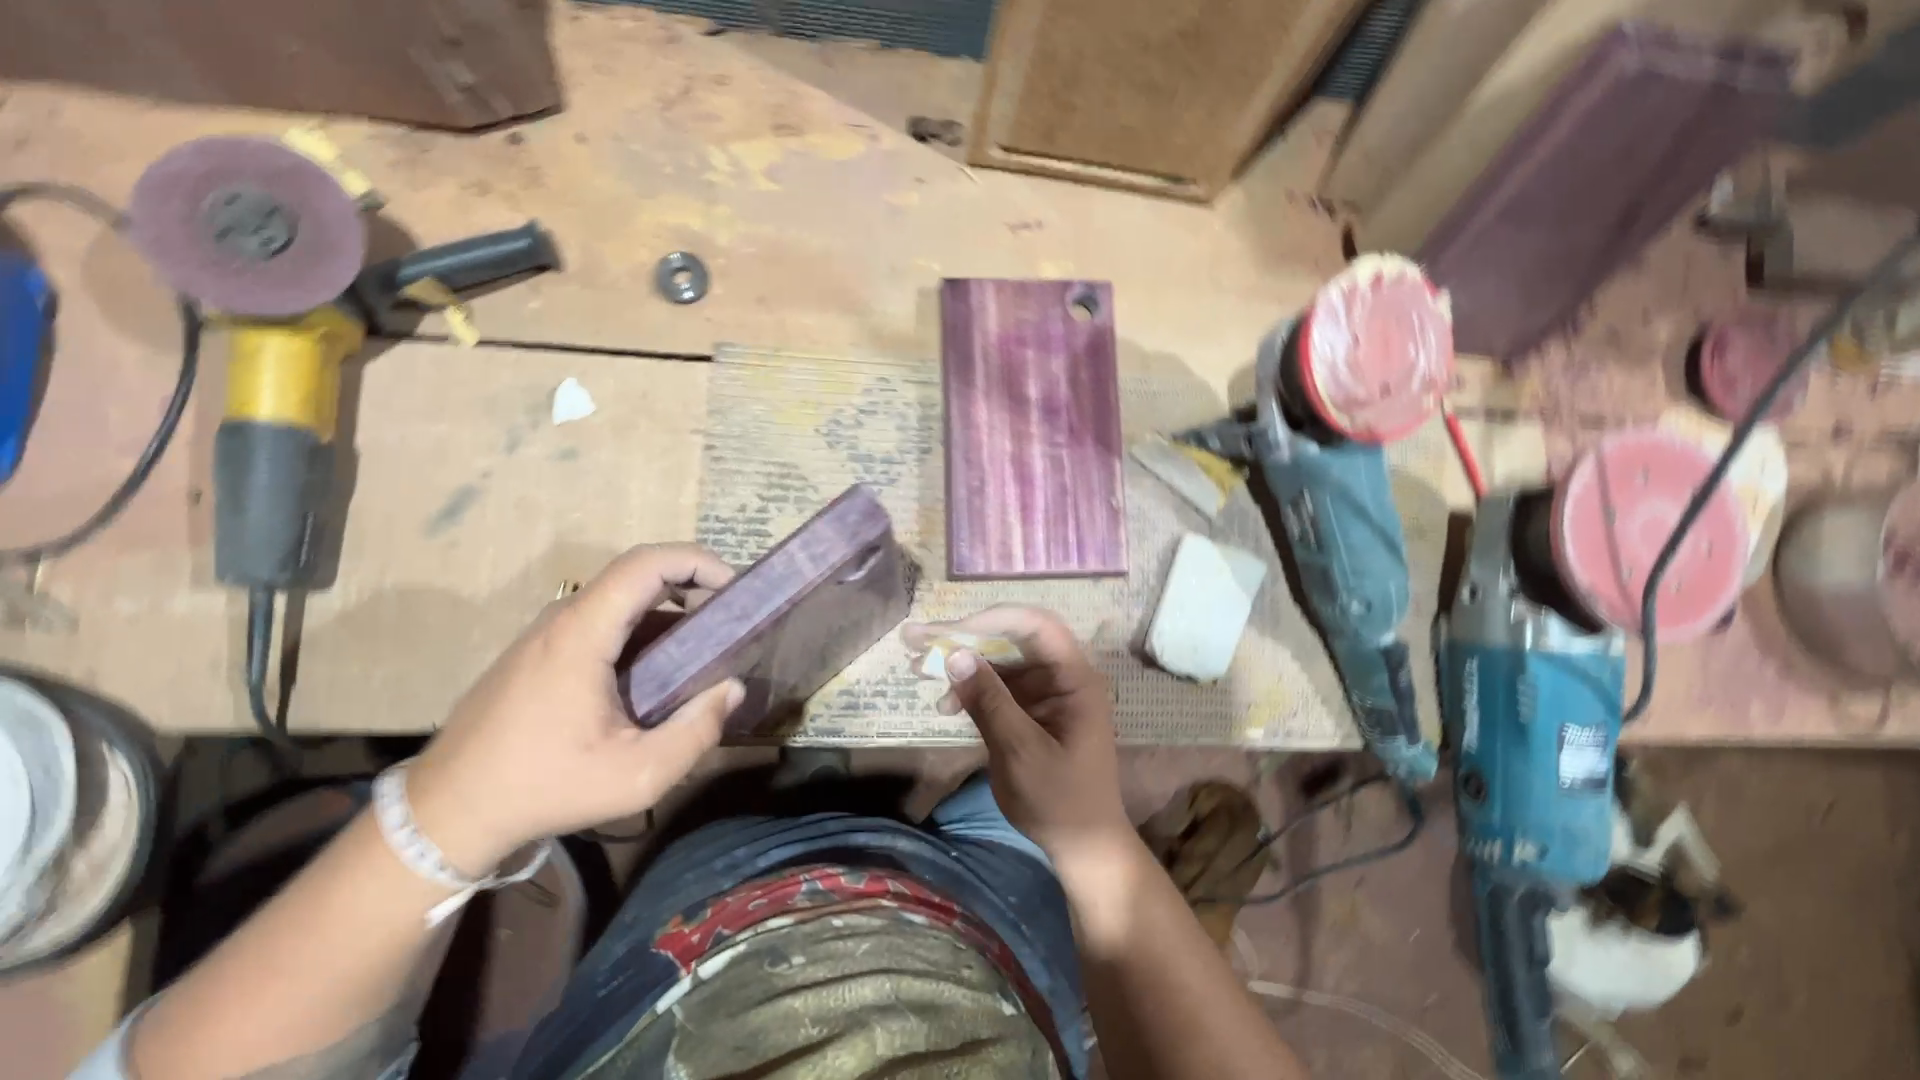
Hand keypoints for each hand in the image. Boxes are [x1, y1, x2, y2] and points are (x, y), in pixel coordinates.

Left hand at [406, 543, 744, 875]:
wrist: (448, 811)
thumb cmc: (544, 787)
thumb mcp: (637, 775)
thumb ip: (696, 732)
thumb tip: (732, 690)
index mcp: (582, 634)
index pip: (644, 564)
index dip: (696, 561)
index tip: (734, 587)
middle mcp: (560, 621)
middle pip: (634, 577)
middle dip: (690, 587)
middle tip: (730, 620)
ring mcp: (543, 637)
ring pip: (615, 604)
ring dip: (664, 615)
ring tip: (702, 653)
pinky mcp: (535, 657)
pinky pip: (597, 626)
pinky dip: (637, 635)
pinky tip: (656, 679)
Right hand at [903, 607, 1133, 871]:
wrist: (1083, 846)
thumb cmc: (1060, 800)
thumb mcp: (1020, 751)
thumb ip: (989, 701)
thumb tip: (954, 655)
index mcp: (1074, 679)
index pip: (1036, 626)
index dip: (992, 619)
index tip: (949, 631)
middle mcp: (1062, 678)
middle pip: (1012, 640)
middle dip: (965, 640)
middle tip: (917, 642)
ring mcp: (1047, 696)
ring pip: (1001, 663)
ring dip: (962, 666)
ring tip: (919, 671)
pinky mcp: (1032, 714)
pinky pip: (999, 689)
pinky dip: (971, 692)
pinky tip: (944, 706)